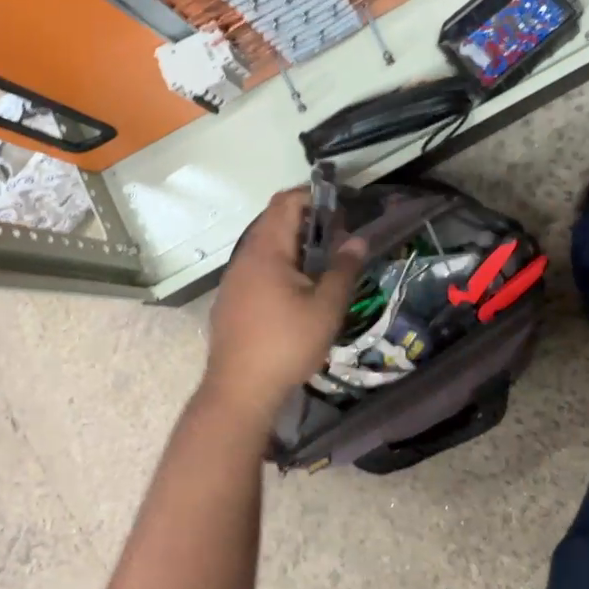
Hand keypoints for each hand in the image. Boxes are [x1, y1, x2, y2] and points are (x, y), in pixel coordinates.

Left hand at [199, 188, 364, 420]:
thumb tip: (357, 239)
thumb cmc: (287, 345)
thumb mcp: (327, 308)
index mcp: (267, 251)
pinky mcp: (231, 301)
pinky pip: (258, 269)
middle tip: (339, 243)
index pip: (286, 202)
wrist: (239, 391)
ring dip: (295, 248)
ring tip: (324, 270)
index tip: (341, 212)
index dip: (314, 197)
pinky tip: (298, 295)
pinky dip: (281, 268)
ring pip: (266, 247)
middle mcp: (245, 257)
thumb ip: (344, 269)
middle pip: (274, 222)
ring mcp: (234, 280)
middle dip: (308, 223)